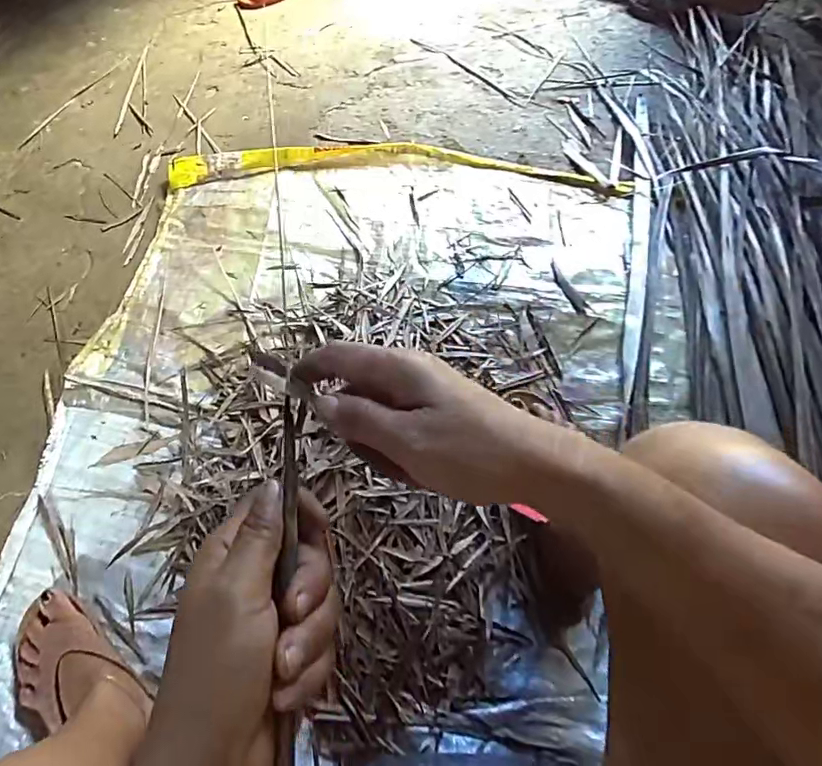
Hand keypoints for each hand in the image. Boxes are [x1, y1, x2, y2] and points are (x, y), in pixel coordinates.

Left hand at [136, 482, 336, 765]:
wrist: (216, 760)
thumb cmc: (218, 668)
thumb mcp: (237, 593)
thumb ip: (261, 536)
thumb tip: (273, 480)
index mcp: (233, 553)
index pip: (274, 505)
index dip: (302, 510)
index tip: (320, 530)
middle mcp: (256, 578)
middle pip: (310, 555)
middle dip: (310, 591)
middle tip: (290, 614)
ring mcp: (275, 619)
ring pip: (322, 603)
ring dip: (308, 642)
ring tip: (282, 671)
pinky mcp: (293, 655)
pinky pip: (323, 645)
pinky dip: (309, 672)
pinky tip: (285, 694)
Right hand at [293, 343, 560, 505]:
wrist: (536, 463)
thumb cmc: (469, 452)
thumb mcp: (406, 442)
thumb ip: (359, 420)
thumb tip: (321, 402)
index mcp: (397, 366)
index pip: (337, 354)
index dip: (307, 369)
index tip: (286, 392)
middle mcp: (407, 368)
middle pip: (354, 387)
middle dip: (352, 425)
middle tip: (377, 457)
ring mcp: (424, 387)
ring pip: (375, 410)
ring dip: (378, 442)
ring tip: (407, 467)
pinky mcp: (436, 406)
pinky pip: (398, 423)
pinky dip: (398, 446)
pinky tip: (422, 467)